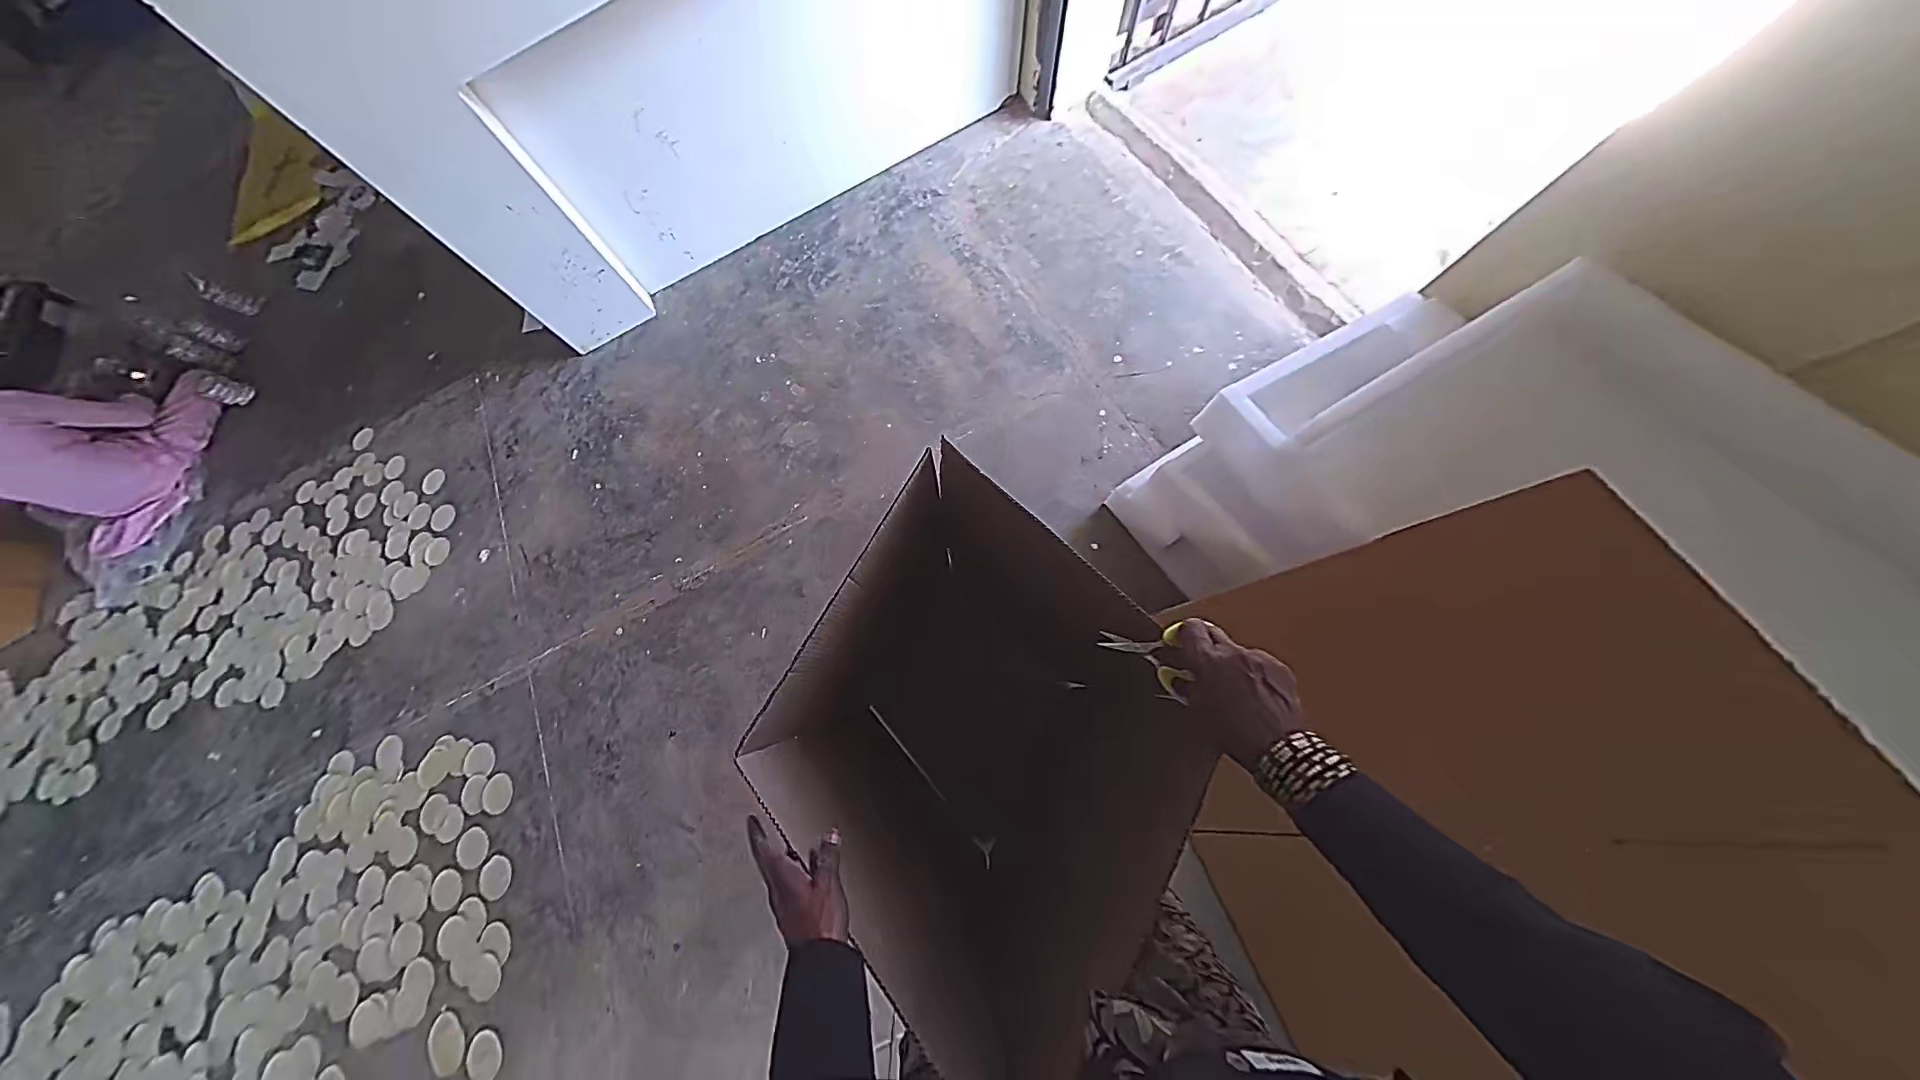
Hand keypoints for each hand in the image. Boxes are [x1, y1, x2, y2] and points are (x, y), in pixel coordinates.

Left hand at [747, 815, 849, 945]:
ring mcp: (784, 905)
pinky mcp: (792, 915)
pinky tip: (809, 874)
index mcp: (782, 879)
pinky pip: (791, 886)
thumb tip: (829, 835)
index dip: (757, 834)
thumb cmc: (820, 924)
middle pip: (770, 863)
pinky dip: (798, 875)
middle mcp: (778, 891)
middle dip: (772, 846)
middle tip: (769, 832)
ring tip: (796, 850)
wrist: (821, 960)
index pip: (764, 851)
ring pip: (781, 875)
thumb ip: (828, 856)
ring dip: (787, 861)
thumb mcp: (828, 882)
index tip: (751, 822)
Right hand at [1169, 619, 1307, 770]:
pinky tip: (1251, 693)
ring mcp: (1258, 658)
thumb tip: (1178, 677)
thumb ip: (1186, 685)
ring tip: (1230, 687)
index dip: (1182, 634)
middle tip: (1199, 661)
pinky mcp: (1278, 667)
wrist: (1277, 746)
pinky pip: (1258, 662)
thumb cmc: (1236, 734)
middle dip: (1203, 644)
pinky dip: (1251, 672)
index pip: (1190, 628)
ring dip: (1229, 662)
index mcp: (1208, 661)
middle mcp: (1233, 653)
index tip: (1178, 641)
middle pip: (1211, 631)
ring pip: (1235, 649)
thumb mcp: (1199, 710)